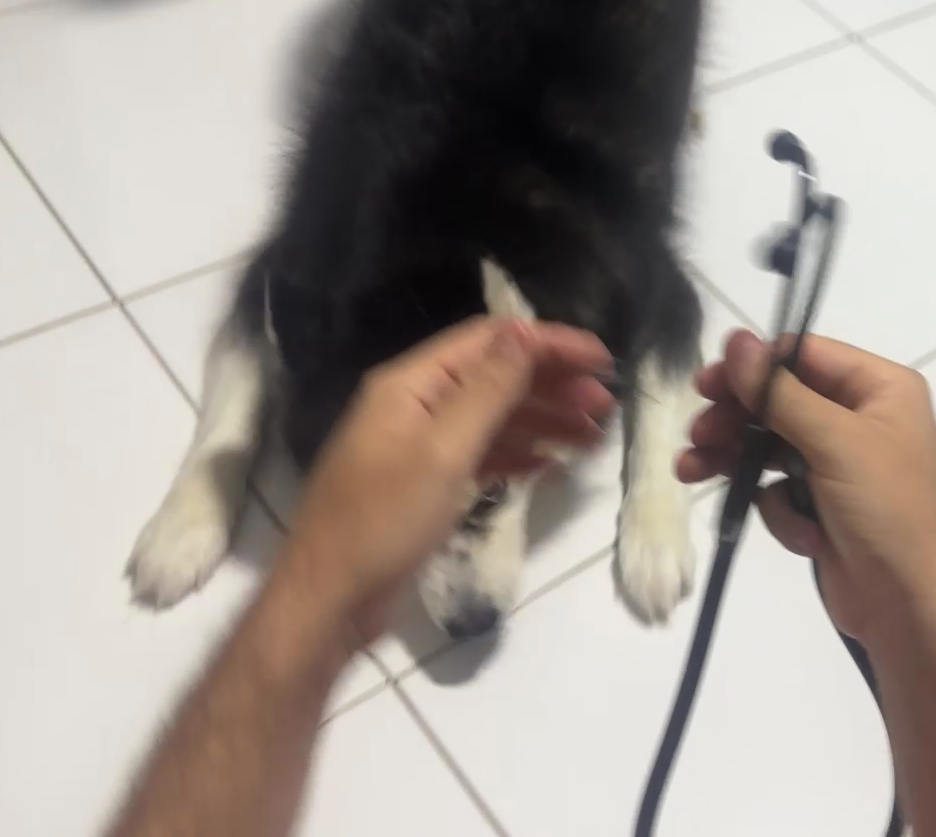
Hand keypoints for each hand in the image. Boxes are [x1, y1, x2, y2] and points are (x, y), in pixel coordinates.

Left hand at [276, 317, 615, 640]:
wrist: (329, 603)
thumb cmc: (383, 521)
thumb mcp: (443, 450)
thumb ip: (488, 388)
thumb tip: (526, 333)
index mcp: (414, 383)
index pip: (494, 341)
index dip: (551, 343)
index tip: (602, 360)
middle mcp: (420, 403)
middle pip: (501, 375)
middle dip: (557, 384)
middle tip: (606, 404)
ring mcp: (424, 442)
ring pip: (499, 415)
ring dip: (548, 419)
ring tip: (593, 437)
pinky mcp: (432, 479)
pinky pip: (488, 451)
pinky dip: (523, 453)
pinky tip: (552, 465)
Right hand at [677, 331, 935, 646]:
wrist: (913, 610)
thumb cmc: (887, 510)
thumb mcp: (835, 443)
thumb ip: (779, 393)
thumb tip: (735, 339)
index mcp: (880, 387)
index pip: (805, 356)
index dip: (755, 366)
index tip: (706, 382)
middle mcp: (863, 416)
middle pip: (783, 399)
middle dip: (738, 417)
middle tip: (697, 431)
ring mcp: (843, 461)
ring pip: (773, 443)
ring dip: (735, 458)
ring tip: (690, 470)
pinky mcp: (825, 502)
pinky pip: (782, 487)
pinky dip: (778, 507)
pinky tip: (796, 533)